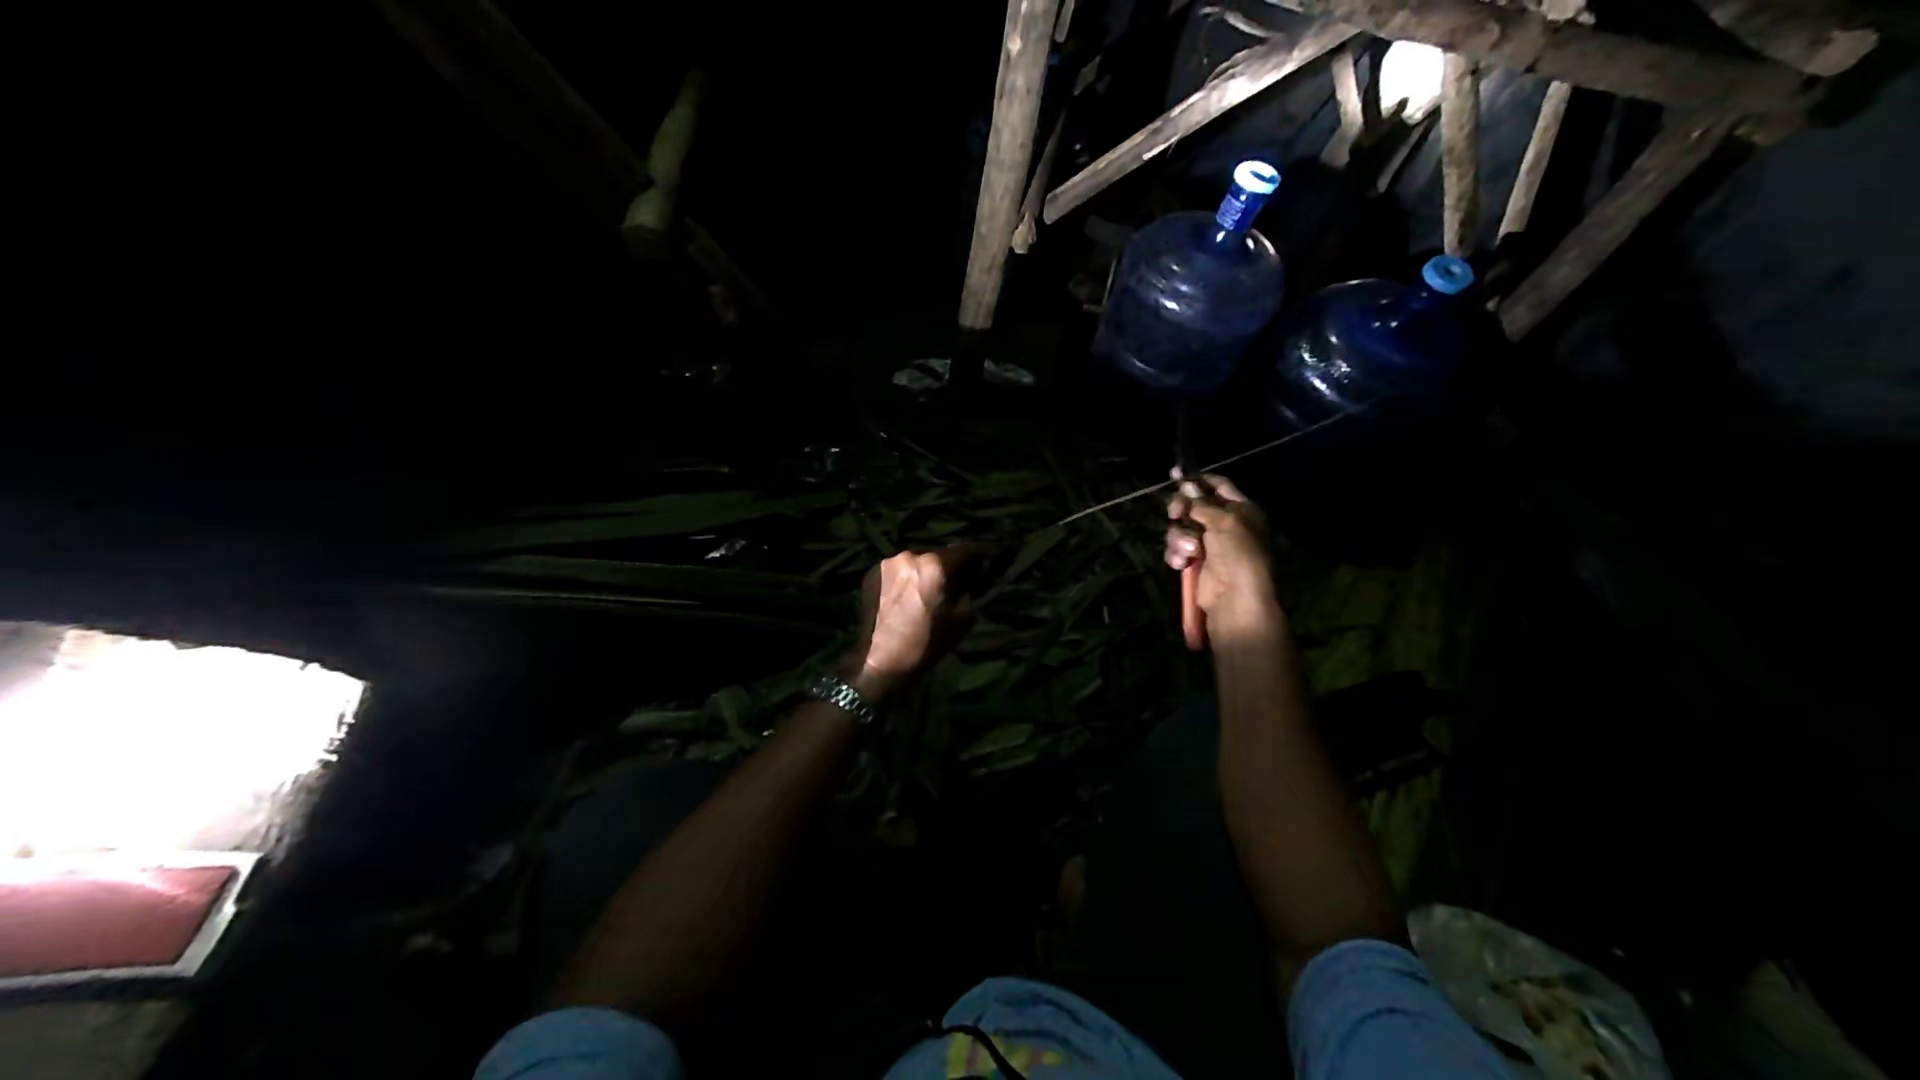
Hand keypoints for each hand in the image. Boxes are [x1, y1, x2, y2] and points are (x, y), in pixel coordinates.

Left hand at [842, 546, 982, 702]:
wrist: (878, 661)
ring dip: (926, 571)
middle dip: (950, 566)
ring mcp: (886, 563)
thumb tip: (976, 573)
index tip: (989, 557)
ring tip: (930, 589)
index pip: (964, 550)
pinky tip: (909, 594)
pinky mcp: (871, 574)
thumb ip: (970, 590)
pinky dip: (907, 578)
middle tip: (959, 579)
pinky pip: (898, 571)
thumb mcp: (960, 620)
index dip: (980, 554)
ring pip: (916, 562)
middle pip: (938, 555)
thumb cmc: (925, 643)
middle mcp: (909, 556)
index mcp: (933, 565)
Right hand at [1165, 472, 1284, 638]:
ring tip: (1190, 551)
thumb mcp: (1223, 520)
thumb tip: (1185, 484)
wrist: (1237, 597)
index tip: (1176, 474)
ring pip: (1181, 527)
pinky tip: (1182, 564)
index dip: (1199, 479)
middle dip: (1181, 509)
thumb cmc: (1238, 553)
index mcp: (1241, 509)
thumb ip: (1201, 501)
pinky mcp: (1195, 561)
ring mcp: (1209, 543)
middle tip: (1175, 513)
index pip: (1219, 485)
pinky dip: (1177, 554)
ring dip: (1180, 538)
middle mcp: (1225, 523)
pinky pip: (1177, 549)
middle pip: (1194, 505)